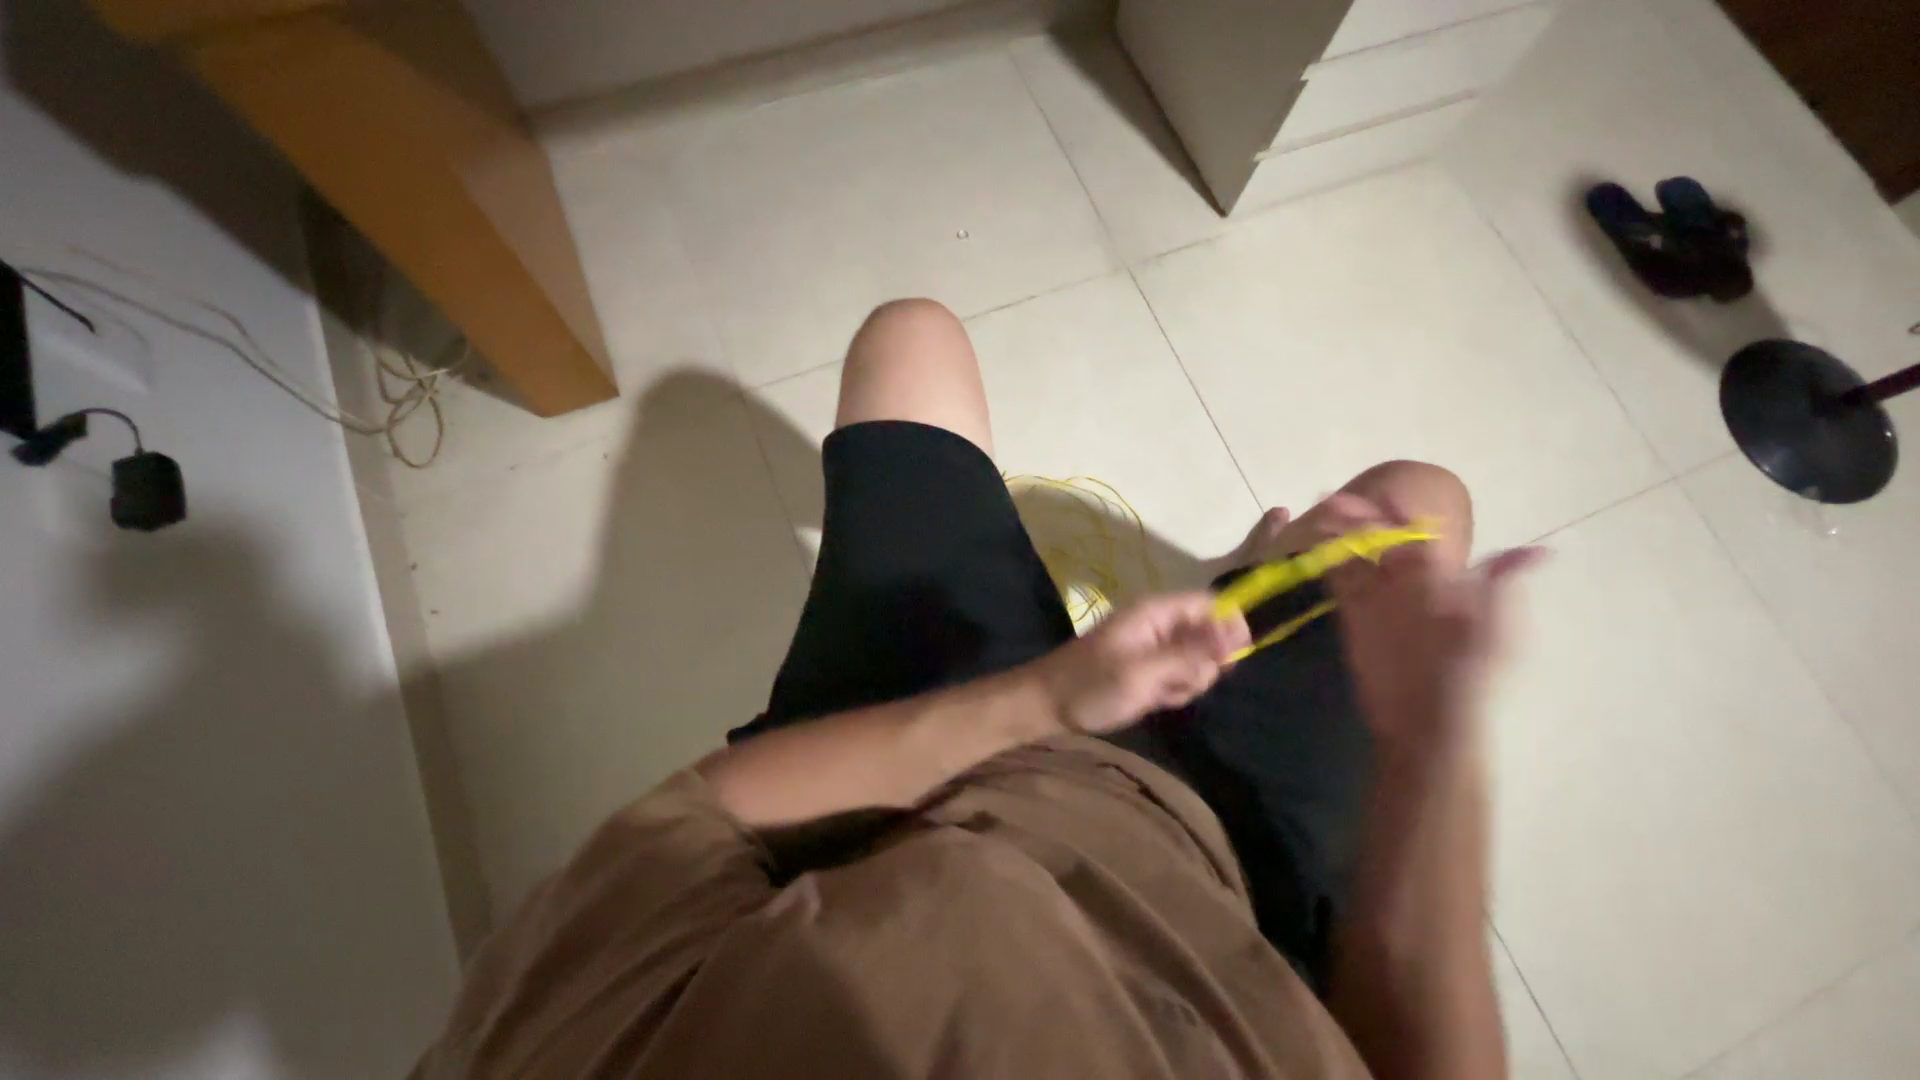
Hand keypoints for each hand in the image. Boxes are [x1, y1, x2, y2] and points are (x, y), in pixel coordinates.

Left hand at [1036, 593, 1250, 734]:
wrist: (1049, 706)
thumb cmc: (1092, 684)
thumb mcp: (1144, 671)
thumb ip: (1191, 652)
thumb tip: (1238, 630)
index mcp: (1156, 612)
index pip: (1210, 604)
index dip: (1228, 627)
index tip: (1230, 659)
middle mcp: (1160, 625)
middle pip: (1209, 636)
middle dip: (1203, 663)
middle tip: (1175, 680)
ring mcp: (1156, 649)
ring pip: (1198, 662)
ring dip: (1188, 681)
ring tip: (1158, 692)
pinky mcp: (1152, 671)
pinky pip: (1182, 678)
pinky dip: (1174, 692)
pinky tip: (1153, 701)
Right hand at [1329, 506, 1543, 752]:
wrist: (1428, 722)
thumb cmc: (1468, 676)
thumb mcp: (1494, 632)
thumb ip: (1501, 588)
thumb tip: (1537, 550)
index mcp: (1444, 579)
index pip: (1420, 536)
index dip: (1401, 514)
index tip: (1380, 494)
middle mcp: (1410, 583)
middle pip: (1381, 540)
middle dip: (1359, 518)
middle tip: (1332, 501)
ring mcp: (1380, 599)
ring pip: (1356, 555)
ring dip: (1337, 534)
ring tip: (1316, 518)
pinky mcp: (1354, 616)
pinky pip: (1339, 581)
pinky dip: (1325, 562)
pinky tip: (1310, 548)